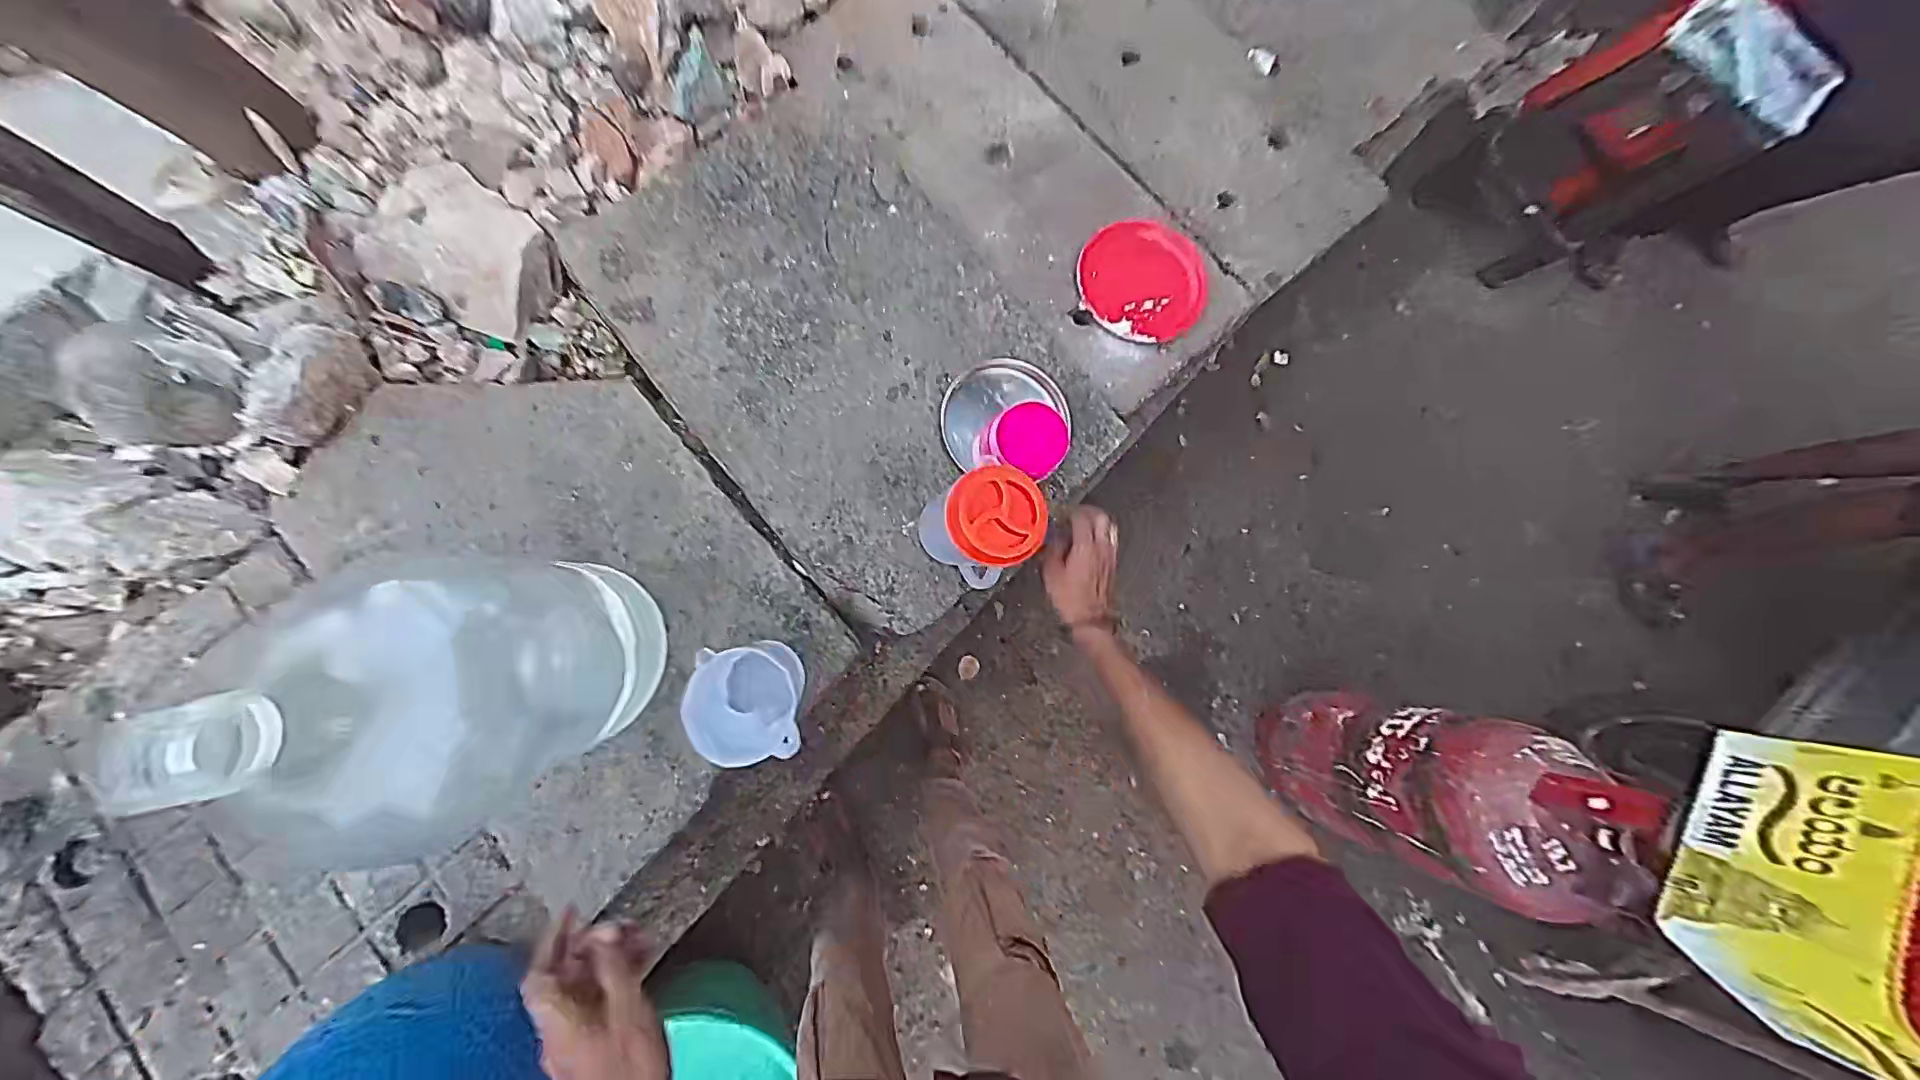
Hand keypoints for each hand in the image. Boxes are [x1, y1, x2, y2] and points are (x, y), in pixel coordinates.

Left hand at [520, 909, 670, 1079]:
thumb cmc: (628, 1068)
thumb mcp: (627, 1007)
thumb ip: (613, 967)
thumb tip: (603, 934)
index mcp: (557, 1021)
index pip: (539, 974)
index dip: (553, 939)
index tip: (570, 913)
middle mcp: (558, 1030)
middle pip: (564, 977)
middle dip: (592, 944)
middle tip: (618, 925)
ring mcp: (575, 1038)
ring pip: (585, 986)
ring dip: (609, 957)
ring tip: (638, 939)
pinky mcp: (593, 1042)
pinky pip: (599, 999)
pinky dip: (617, 976)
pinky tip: (639, 963)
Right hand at [1043, 505, 1119, 636]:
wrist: (1091, 619)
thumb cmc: (1070, 598)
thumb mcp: (1051, 572)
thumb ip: (1054, 549)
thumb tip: (1057, 538)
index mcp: (1085, 546)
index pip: (1081, 517)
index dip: (1070, 512)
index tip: (1061, 514)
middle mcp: (1102, 547)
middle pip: (1101, 517)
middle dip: (1087, 511)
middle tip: (1074, 513)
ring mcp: (1110, 555)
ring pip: (1109, 527)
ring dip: (1096, 521)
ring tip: (1083, 524)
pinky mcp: (1113, 563)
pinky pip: (1110, 539)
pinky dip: (1100, 533)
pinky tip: (1089, 541)